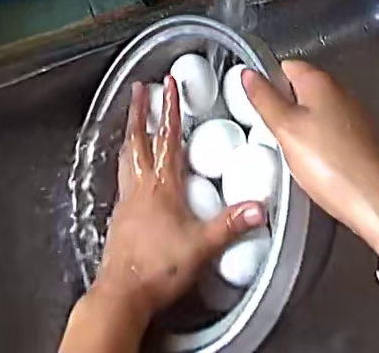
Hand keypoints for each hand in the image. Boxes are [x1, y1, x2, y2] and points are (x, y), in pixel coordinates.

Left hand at [90, 77, 266, 321]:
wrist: (123, 293)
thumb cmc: (158, 267)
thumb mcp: (202, 246)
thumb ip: (230, 224)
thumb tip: (258, 207)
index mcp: (162, 184)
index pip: (167, 137)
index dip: (171, 108)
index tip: (169, 85)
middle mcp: (141, 184)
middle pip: (138, 137)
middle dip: (141, 109)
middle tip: (139, 88)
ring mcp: (127, 197)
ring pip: (127, 152)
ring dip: (131, 130)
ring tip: (132, 118)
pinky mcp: (119, 213)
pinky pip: (122, 174)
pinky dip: (125, 159)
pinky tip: (129, 167)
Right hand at [241, 61, 378, 242]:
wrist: (376, 204)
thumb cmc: (327, 162)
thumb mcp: (285, 129)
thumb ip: (264, 98)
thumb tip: (247, 72)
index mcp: (320, 79)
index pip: (284, 65)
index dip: (269, 84)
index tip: (263, 110)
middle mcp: (340, 89)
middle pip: (300, 88)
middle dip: (285, 107)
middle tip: (277, 134)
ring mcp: (354, 113)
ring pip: (315, 110)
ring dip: (302, 126)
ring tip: (295, 152)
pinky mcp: (363, 138)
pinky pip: (331, 129)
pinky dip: (321, 141)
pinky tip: (317, 163)